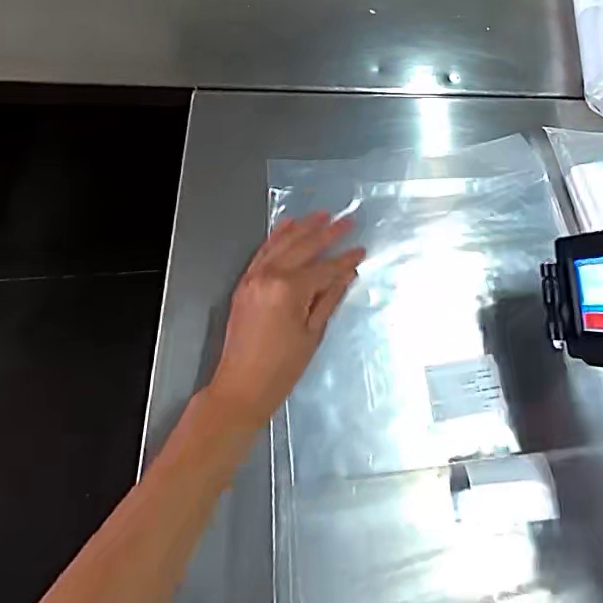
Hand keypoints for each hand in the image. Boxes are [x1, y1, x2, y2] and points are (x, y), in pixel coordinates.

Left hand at [206, 213, 365, 430]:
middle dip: (328, 233)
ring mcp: (254, 277)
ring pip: (283, 243)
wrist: (240, 387)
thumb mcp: (313, 333)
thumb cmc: (282, 368)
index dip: (346, 259)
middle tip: (347, 221)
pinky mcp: (245, 282)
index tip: (361, 250)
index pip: (325, 268)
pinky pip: (263, 251)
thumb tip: (346, 274)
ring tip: (322, 215)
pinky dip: (278, 236)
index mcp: (290, 289)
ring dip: (304, 227)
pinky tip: (289, 225)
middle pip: (305, 247)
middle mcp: (270, 276)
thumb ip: (330, 298)